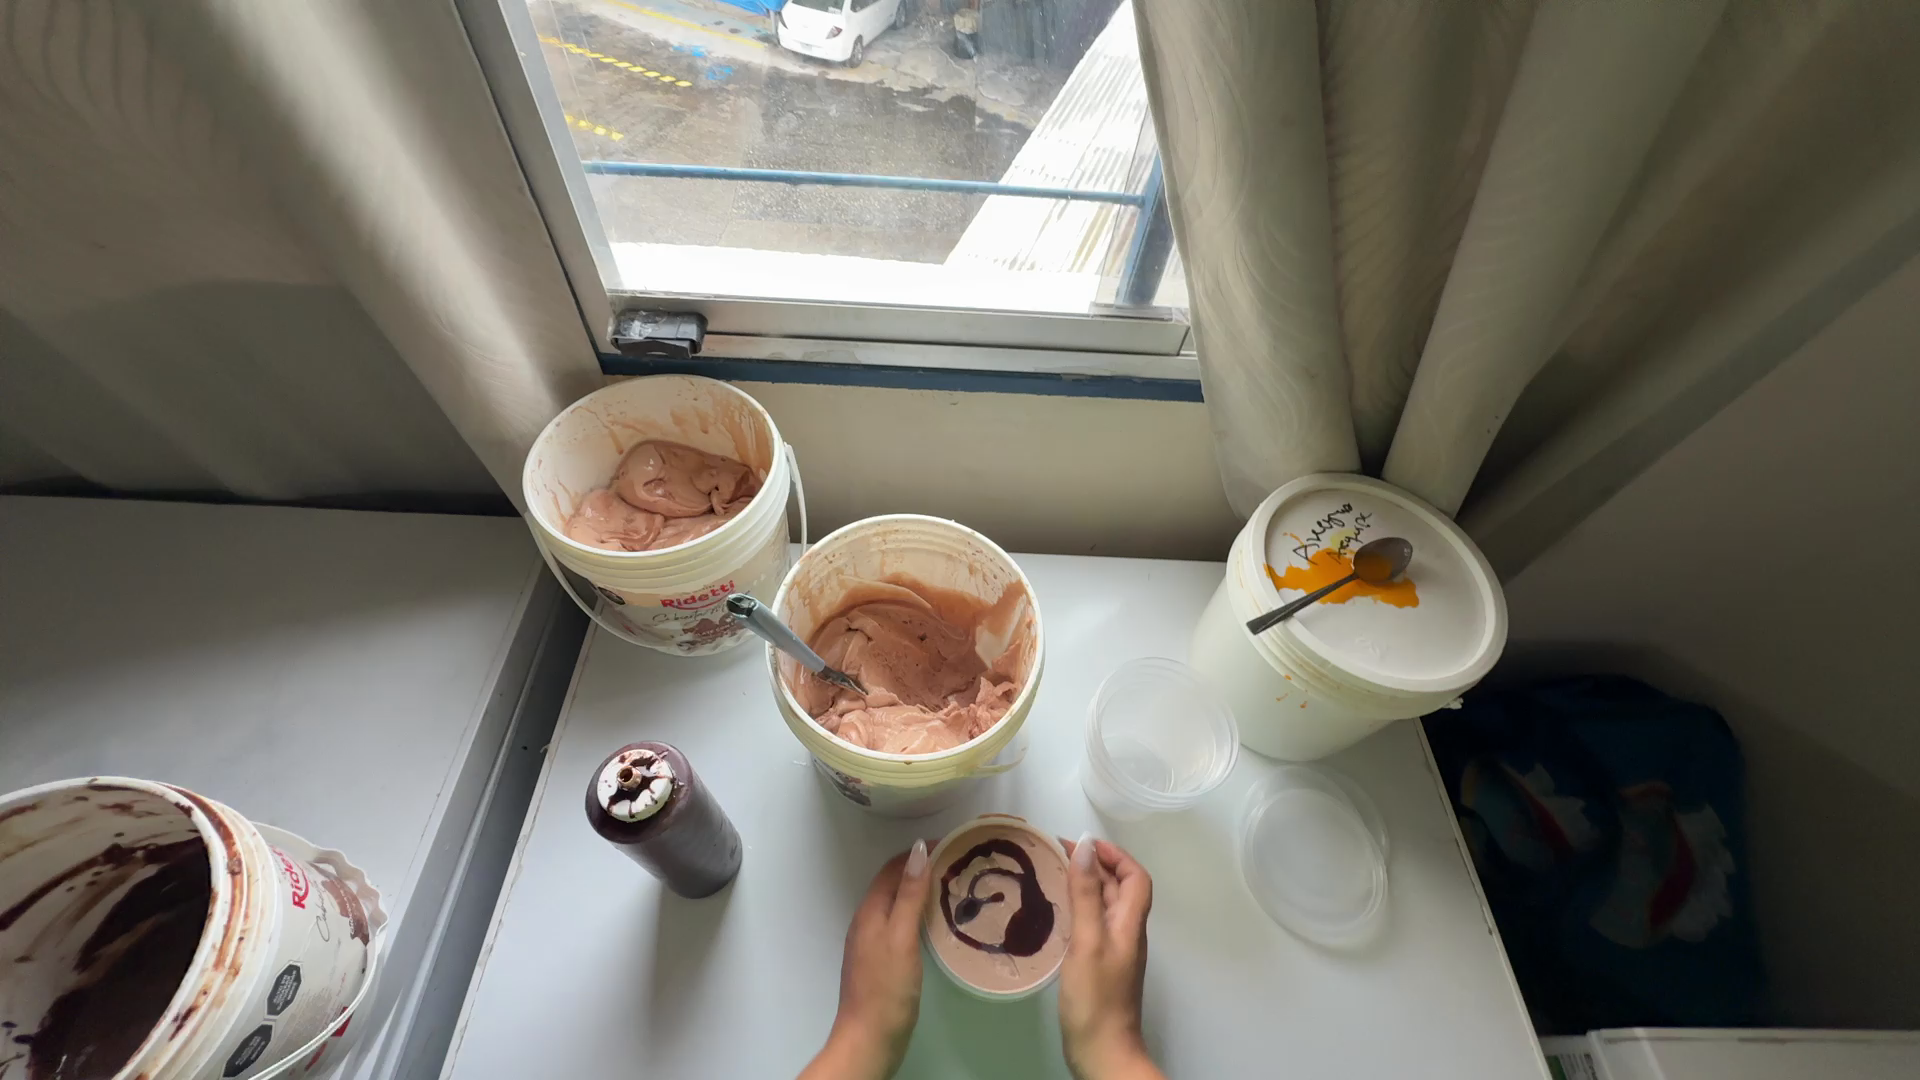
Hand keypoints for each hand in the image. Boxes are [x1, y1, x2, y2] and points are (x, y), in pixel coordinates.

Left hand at [798, 840, 931, 1079]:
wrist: (868, 1042)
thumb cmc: (886, 987)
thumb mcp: (902, 936)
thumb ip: (910, 893)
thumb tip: (920, 849)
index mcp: (870, 910)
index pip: (894, 867)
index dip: (919, 853)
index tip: (950, 845)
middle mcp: (867, 920)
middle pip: (894, 883)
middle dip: (921, 868)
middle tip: (956, 864)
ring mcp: (871, 942)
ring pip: (897, 903)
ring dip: (919, 890)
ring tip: (950, 887)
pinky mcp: (880, 961)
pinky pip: (899, 922)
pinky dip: (917, 912)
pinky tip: (934, 923)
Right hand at [1057, 835, 1163, 1079]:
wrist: (1103, 1055)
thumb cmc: (1096, 997)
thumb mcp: (1088, 939)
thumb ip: (1086, 893)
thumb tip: (1085, 845)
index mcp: (1129, 922)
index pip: (1135, 877)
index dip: (1115, 855)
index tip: (1083, 845)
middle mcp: (1126, 932)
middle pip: (1119, 887)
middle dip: (1094, 864)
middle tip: (1058, 853)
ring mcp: (1114, 950)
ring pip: (1105, 904)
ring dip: (1085, 883)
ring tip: (1054, 873)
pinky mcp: (1100, 965)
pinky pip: (1093, 923)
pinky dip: (1078, 906)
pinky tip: (1057, 911)